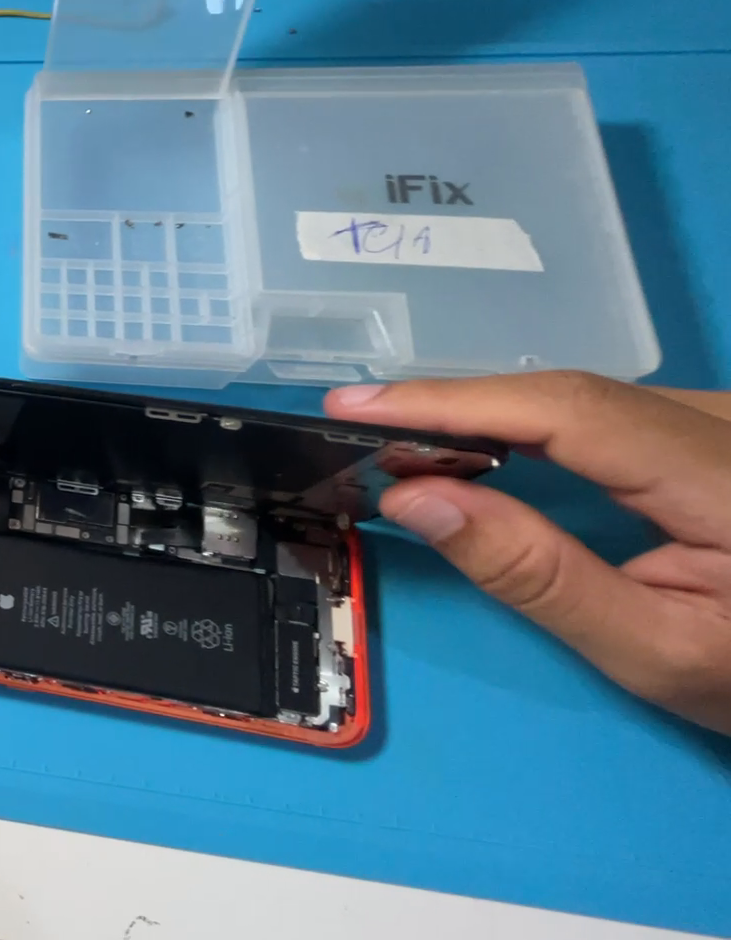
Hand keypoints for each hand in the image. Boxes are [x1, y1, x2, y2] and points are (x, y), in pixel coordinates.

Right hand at [325, 372, 730, 735]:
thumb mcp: (657, 651)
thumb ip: (532, 572)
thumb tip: (411, 496)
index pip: (566, 411)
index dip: (449, 400)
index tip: (350, 405)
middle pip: (565, 393)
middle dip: (447, 406)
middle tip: (355, 428)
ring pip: (577, 395)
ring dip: (475, 413)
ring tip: (397, 439)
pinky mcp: (720, 428)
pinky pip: (597, 408)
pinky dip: (515, 421)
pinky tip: (472, 443)